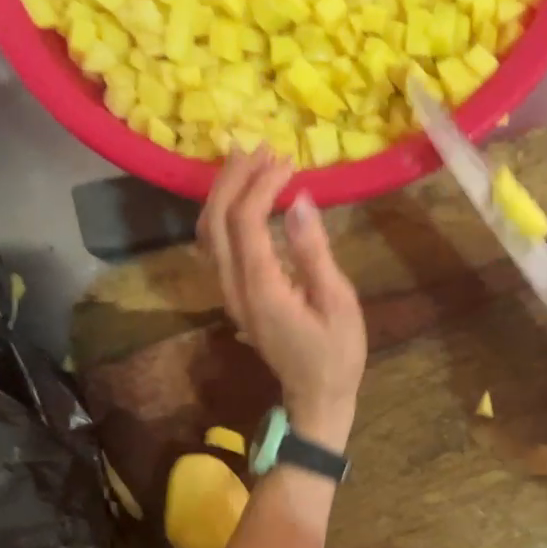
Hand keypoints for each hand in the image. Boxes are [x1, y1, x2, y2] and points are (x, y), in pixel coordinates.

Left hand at [199, 149, 367, 449]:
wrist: (317, 399)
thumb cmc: (336, 355)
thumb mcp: (337, 303)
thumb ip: (314, 252)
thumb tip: (299, 202)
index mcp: (261, 287)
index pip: (245, 221)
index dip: (261, 185)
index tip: (287, 163)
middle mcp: (235, 288)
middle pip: (215, 221)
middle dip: (233, 180)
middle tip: (260, 149)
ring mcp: (231, 294)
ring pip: (209, 233)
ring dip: (224, 194)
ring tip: (249, 163)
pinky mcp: (237, 297)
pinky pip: (217, 247)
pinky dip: (225, 215)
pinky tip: (244, 199)